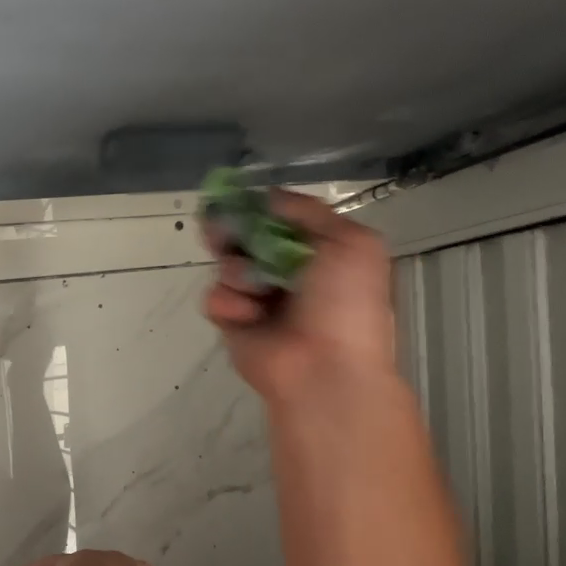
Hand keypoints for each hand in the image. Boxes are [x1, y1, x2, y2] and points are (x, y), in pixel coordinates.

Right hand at [202, 188, 395, 401]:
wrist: (324, 368)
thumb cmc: (347, 304)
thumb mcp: (350, 242)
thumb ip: (309, 212)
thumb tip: (267, 196)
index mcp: (320, 252)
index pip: (281, 219)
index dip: (260, 208)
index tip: (239, 198)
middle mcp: (287, 272)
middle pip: (247, 238)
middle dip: (232, 230)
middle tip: (218, 227)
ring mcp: (257, 298)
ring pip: (227, 264)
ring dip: (236, 269)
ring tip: (255, 288)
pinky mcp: (233, 323)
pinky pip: (215, 298)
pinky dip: (227, 302)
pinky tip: (247, 314)